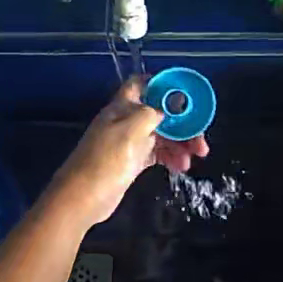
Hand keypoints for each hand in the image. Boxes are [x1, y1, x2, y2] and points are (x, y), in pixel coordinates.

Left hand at [41, 77, 209, 225]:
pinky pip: (156, 153)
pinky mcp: (131, 160)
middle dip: (182, 123)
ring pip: (161, 134)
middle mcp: (126, 120)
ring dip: (180, 143)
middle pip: (160, 112)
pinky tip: (181, 167)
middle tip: (200, 142)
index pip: (143, 83)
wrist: (82, 198)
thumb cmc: (104, 161)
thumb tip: (167, 107)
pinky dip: (170, 157)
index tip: (188, 98)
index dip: (165, 85)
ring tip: (192, 160)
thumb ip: (150, 113)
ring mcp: (129, 141)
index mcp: (122, 106)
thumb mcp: (129, 131)